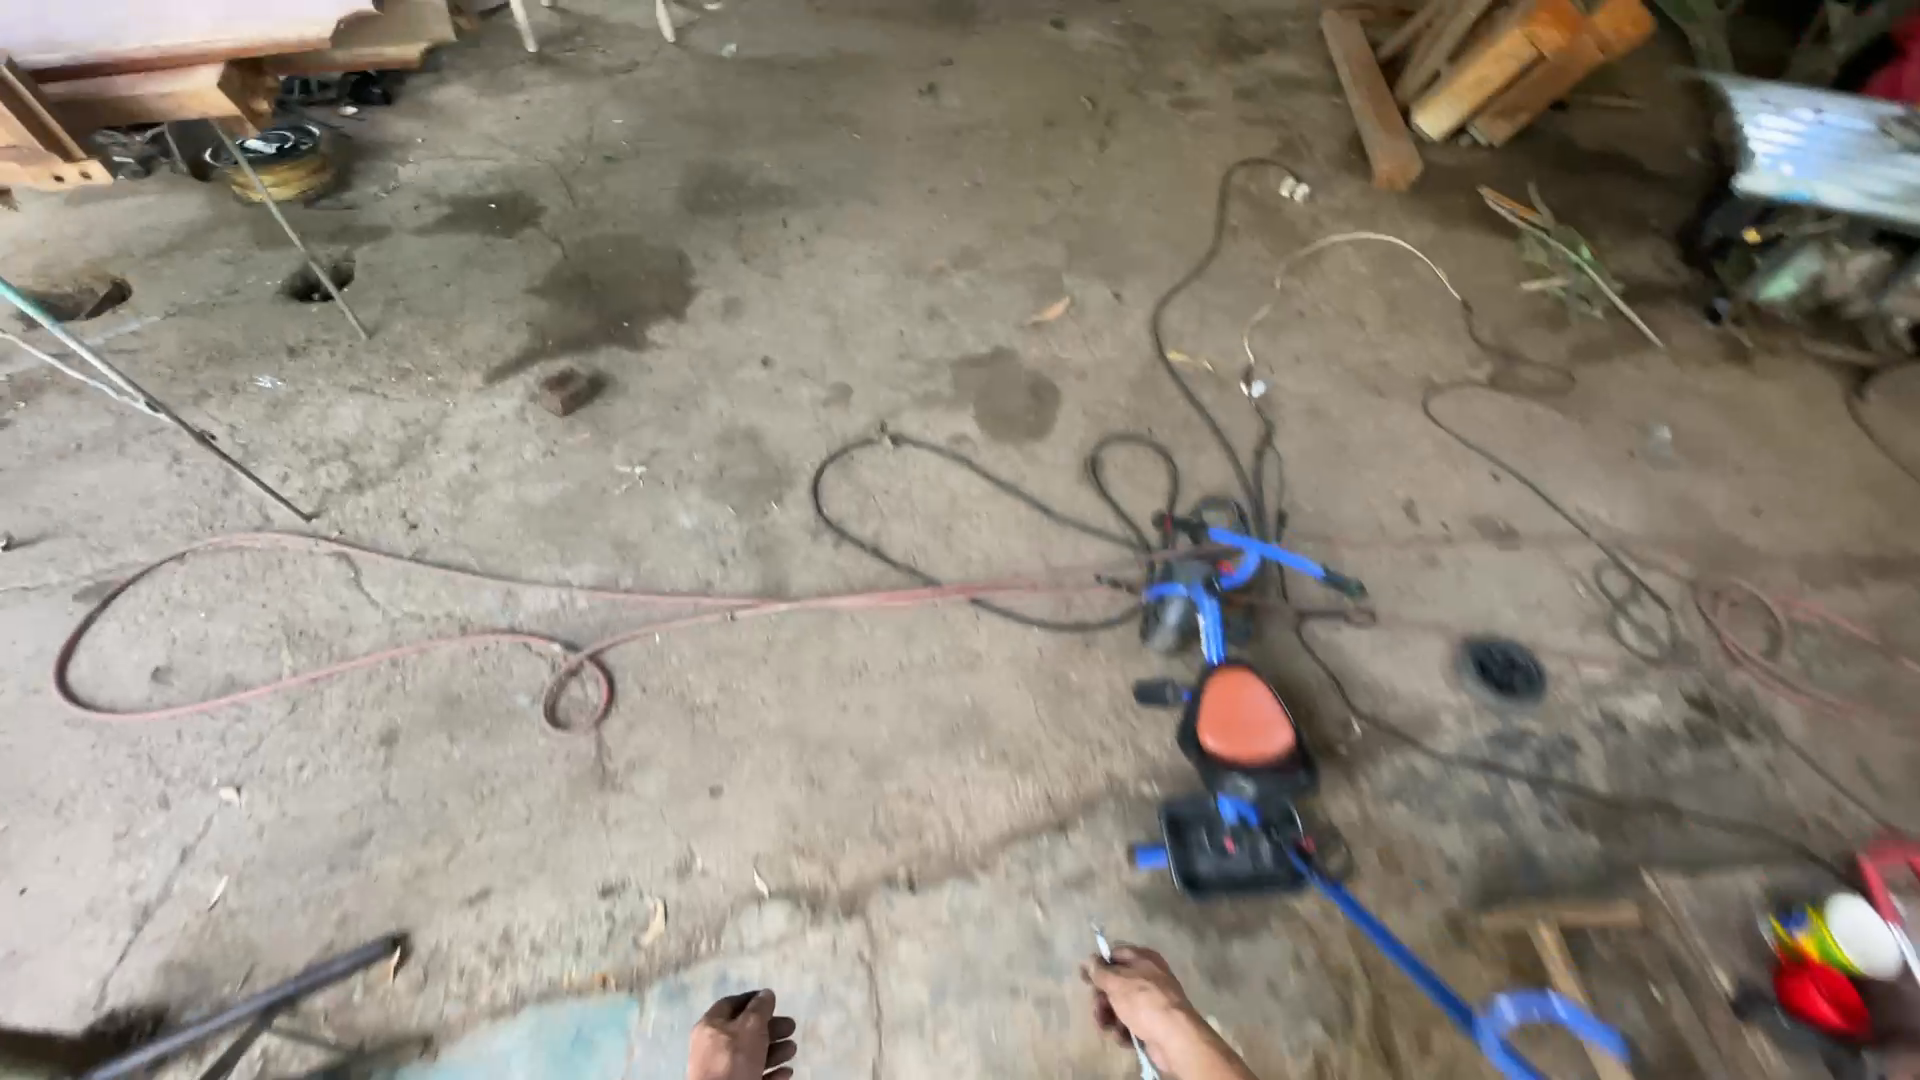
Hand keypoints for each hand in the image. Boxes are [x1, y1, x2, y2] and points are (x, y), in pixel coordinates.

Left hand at [687, 990, 797, 1079]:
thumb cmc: (733, 1059)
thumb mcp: (751, 1026)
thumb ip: (760, 1007)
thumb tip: (766, 994)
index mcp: (711, 1026)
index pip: (731, 1004)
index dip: (753, 999)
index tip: (773, 1000)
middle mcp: (714, 1048)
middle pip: (746, 1031)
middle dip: (772, 1028)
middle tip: (791, 1027)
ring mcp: (723, 1072)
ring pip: (752, 1055)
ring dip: (776, 1051)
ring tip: (792, 1050)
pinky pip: (755, 1076)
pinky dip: (772, 1073)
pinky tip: (786, 1072)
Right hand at [1083, 946, 1203, 1054]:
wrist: (1175, 1038)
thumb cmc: (1143, 1001)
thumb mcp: (1116, 981)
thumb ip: (1099, 971)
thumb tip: (1089, 960)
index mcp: (1143, 958)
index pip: (1115, 954)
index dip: (1098, 965)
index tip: (1083, 978)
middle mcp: (1149, 976)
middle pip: (1116, 982)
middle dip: (1102, 998)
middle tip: (1097, 1009)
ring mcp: (1152, 1001)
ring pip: (1121, 1005)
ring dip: (1110, 1017)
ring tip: (1108, 1028)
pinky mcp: (1153, 1023)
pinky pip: (1131, 1022)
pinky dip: (1123, 1030)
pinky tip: (1122, 1037)